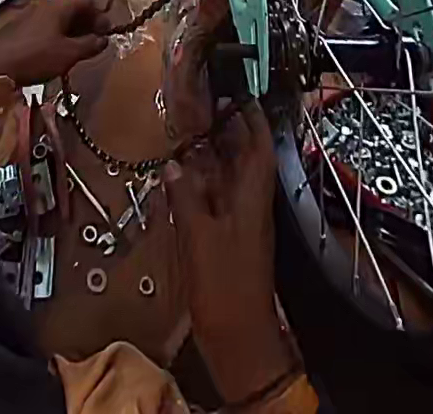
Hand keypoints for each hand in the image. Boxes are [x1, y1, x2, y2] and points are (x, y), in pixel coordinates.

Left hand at [0, 0, 114, 85]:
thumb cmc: (34, 56)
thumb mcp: (68, 54)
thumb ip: (89, 45)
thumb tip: (104, 39)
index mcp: (58, 5)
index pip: (87, 0)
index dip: (100, 15)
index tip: (107, 33)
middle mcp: (44, 4)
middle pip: (72, 8)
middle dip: (87, 23)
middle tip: (95, 43)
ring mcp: (29, 14)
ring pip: (58, 18)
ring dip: (72, 31)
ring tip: (79, 50)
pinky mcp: (19, 27)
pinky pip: (45, 26)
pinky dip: (57, 35)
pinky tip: (57, 52)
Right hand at [167, 100, 295, 404]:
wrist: (239, 341)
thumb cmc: (224, 287)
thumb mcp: (199, 239)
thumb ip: (186, 198)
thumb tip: (173, 164)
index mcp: (252, 202)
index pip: (259, 150)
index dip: (252, 120)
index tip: (239, 92)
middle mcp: (250, 206)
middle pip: (245, 158)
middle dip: (230, 129)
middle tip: (205, 102)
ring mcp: (240, 221)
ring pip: (231, 175)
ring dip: (215, 151)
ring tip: (192, 126)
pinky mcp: (228, 235)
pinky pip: (218, 194)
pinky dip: (204, 177)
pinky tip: (185, 170)